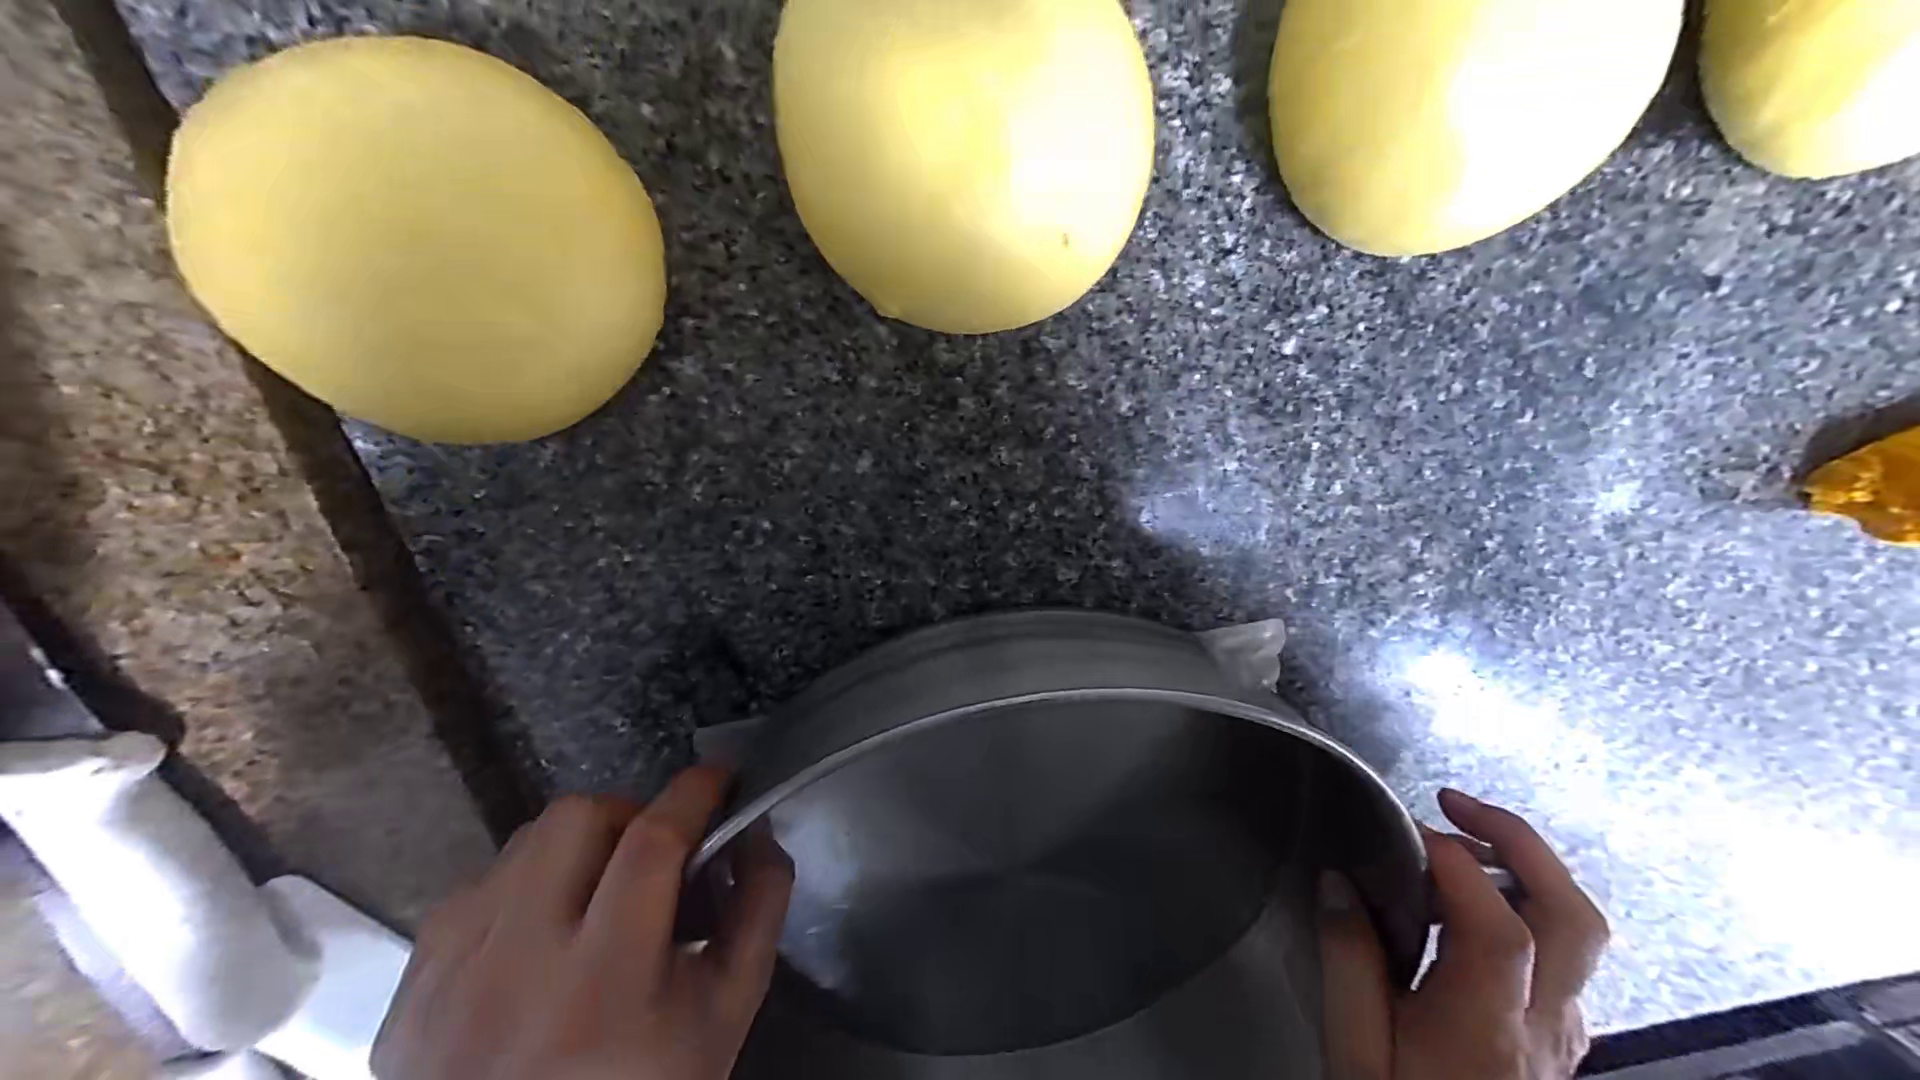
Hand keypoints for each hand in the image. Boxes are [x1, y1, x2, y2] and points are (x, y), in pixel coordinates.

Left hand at [372, 767, 794, 1079]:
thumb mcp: (728, 1008)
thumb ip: (758, 908)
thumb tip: (755, 831)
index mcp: (603, 981)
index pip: (650, 843)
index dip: (693, 793)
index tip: (719, 777)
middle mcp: (510, 967)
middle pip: (575, 819)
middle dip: (630, 814)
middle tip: (653, 852)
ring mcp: (447, 976)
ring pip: (523, 842)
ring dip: (578, 847)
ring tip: (598, 893)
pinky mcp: (410, 987)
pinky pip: (476, 887)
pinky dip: (524, 887)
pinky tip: (543, 933)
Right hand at [1318, 788, 1609, 1079]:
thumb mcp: (1353, 1047)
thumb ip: (1348, 960)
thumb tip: (1339, 879)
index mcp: (1488, 1027)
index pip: (1499, 926)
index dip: (1456, 861)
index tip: (1403, 826)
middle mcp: (1545, 1026)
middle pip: (1575, 918)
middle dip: (1520, 842)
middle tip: (1454, 801)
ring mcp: (1561, 1034)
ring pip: (1578, 934)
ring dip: (1521, 868)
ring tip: (1450, 844)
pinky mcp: (1555, 1039)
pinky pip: (1559, 956)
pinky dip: (1519, 904)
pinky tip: (1462, 906)